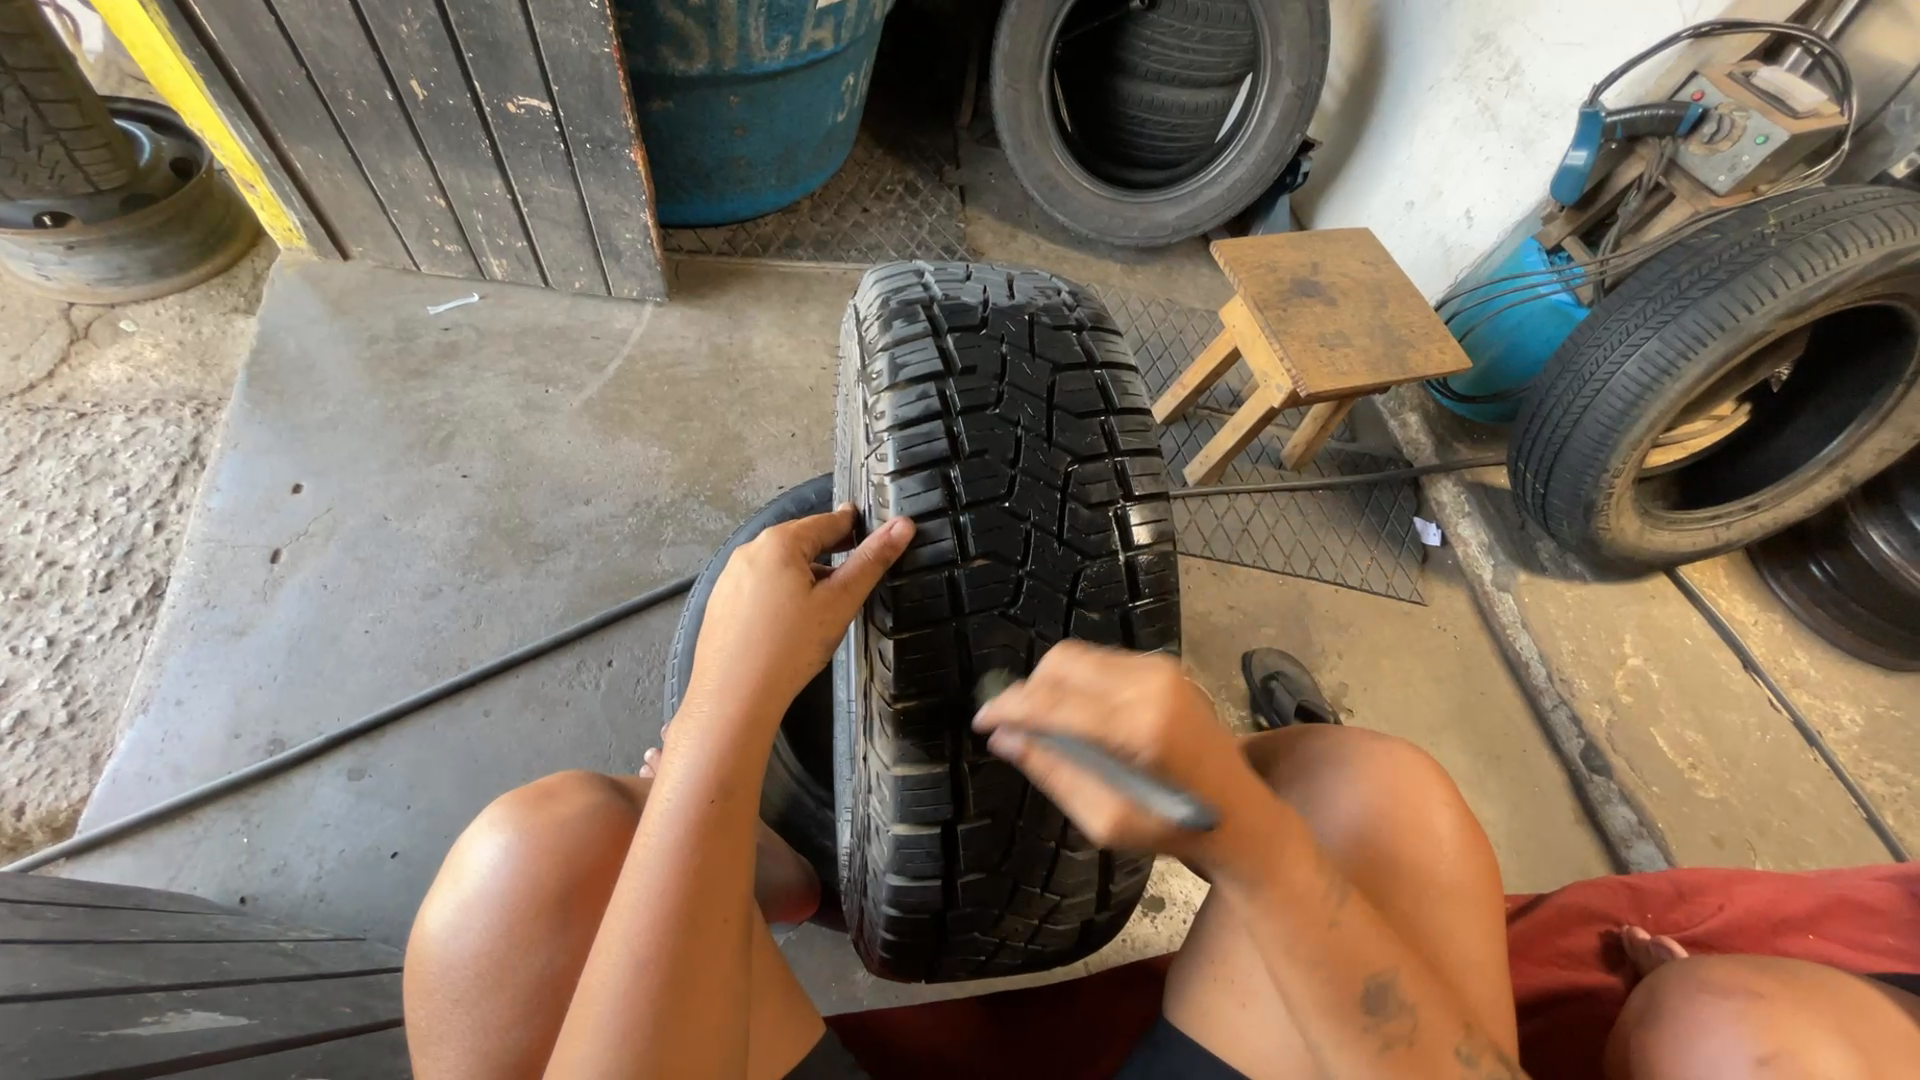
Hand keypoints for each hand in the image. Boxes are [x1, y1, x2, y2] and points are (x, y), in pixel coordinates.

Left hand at [681, 505, 913, 731]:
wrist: (733, 698)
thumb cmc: (788, 648)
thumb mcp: (840, 601)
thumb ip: (872, 561)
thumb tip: (902, 526)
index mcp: (779, 543)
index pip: (827, 522)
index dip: (853, 525)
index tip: (869, 527)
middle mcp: (749, 551)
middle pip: (800, 540)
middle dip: (829, 549)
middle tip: (855, 562)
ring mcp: (730, 578)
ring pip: (779, 565)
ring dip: (805, 572)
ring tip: (827, 597)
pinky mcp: (722, 603)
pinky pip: (759, 586)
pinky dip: (781, 592)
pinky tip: (792, 619)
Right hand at [972, 642, 1288, 876]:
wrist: (1243, 816)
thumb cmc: (1174, 829)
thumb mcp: (1105, 820)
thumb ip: (1052, 772)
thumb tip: (1002, 738)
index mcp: (1136, 728)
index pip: (1051, 702)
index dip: (1009, 707)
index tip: (982, 720)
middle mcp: (1149, 684)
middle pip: (1061, 663)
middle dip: (1031, 691)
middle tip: (1020, 728)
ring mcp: (1161, 670)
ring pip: (1079, 657)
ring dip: (1054, 685)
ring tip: (1053, 725)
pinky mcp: (1166, 668)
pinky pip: (1102, 661)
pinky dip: (1080, 683)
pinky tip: (1084, 717)